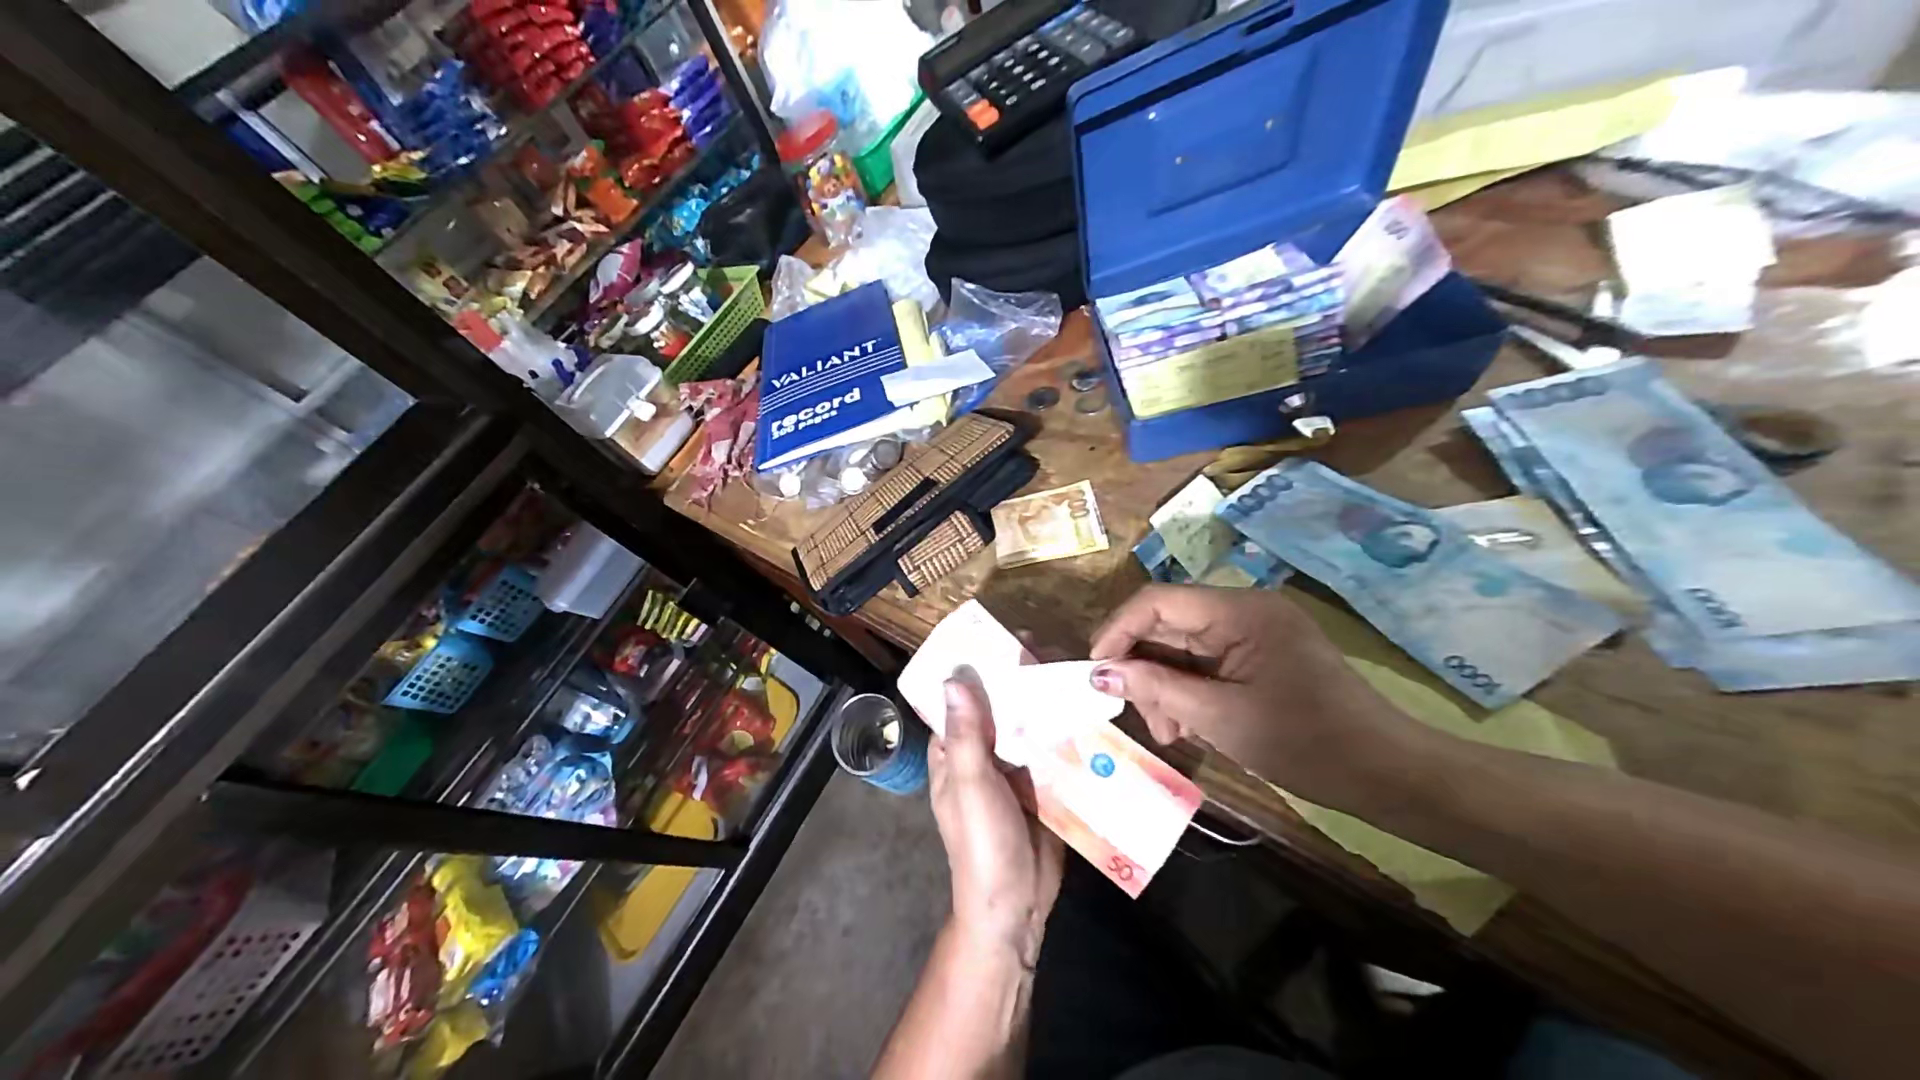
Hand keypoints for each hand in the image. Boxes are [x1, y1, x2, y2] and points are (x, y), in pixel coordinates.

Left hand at [927, 674, 1064, 964]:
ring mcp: (1015, 768)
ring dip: (1045, 701)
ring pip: (1028, 725)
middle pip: (1001, 707)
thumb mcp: (971, 785)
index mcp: (954, 751)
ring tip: (1072, 670)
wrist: (1015, 907)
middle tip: (1050, 649)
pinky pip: (1052, 748)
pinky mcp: (1043, 784)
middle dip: (1020, 681)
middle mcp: (983, 753)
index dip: (979, 669)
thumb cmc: (981, 843)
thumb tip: (955, 678)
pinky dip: (1065, 729)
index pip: (963, 699)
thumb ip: (967, 733)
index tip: (1002, 639)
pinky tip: (1087, 707)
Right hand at [1087, 584, 1422, 810]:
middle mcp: (1244, 610)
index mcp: (1239, 611)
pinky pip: (1207, 661)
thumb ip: (1156, 688)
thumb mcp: (1219, 716)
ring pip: (1183, 646)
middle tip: (1136, 715)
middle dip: (1143, 668)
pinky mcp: (1260, 654)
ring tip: (1170, 732)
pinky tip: (1189, 724)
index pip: (1157, 601)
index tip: (1094, 672)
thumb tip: (1099, 672)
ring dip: (1164, 685)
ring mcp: (1254, 631)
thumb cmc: (1305, 742)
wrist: (1386, 773)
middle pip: (1168, 624)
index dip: (1117, 630)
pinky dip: (1189, 689)